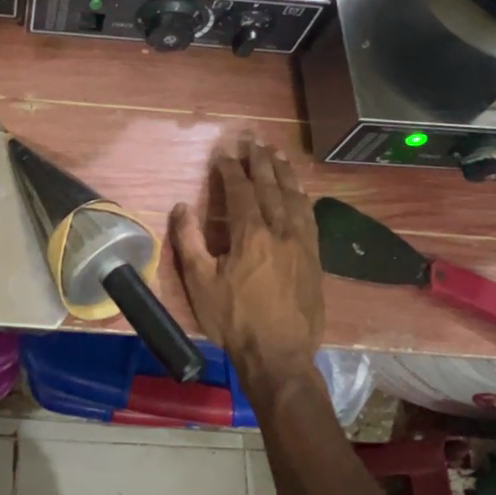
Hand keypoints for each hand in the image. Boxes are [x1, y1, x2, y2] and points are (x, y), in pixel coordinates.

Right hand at [169, 132, 324, 389]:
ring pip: (295, 198)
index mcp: (250, 234)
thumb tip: (181, 207)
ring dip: (284, 173)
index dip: (231, 169)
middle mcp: (280, 231)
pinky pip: (310, 217)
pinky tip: (299, 192)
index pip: (240, 191)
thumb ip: (188, 242)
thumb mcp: (199, 283)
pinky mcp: (314, 258)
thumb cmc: (234, 320)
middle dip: (260, 160)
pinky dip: (302, 198)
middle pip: (271, 186)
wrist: (280, 355)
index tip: (224, 152)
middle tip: (253, 139)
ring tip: (277, 154)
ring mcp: (302, 243)